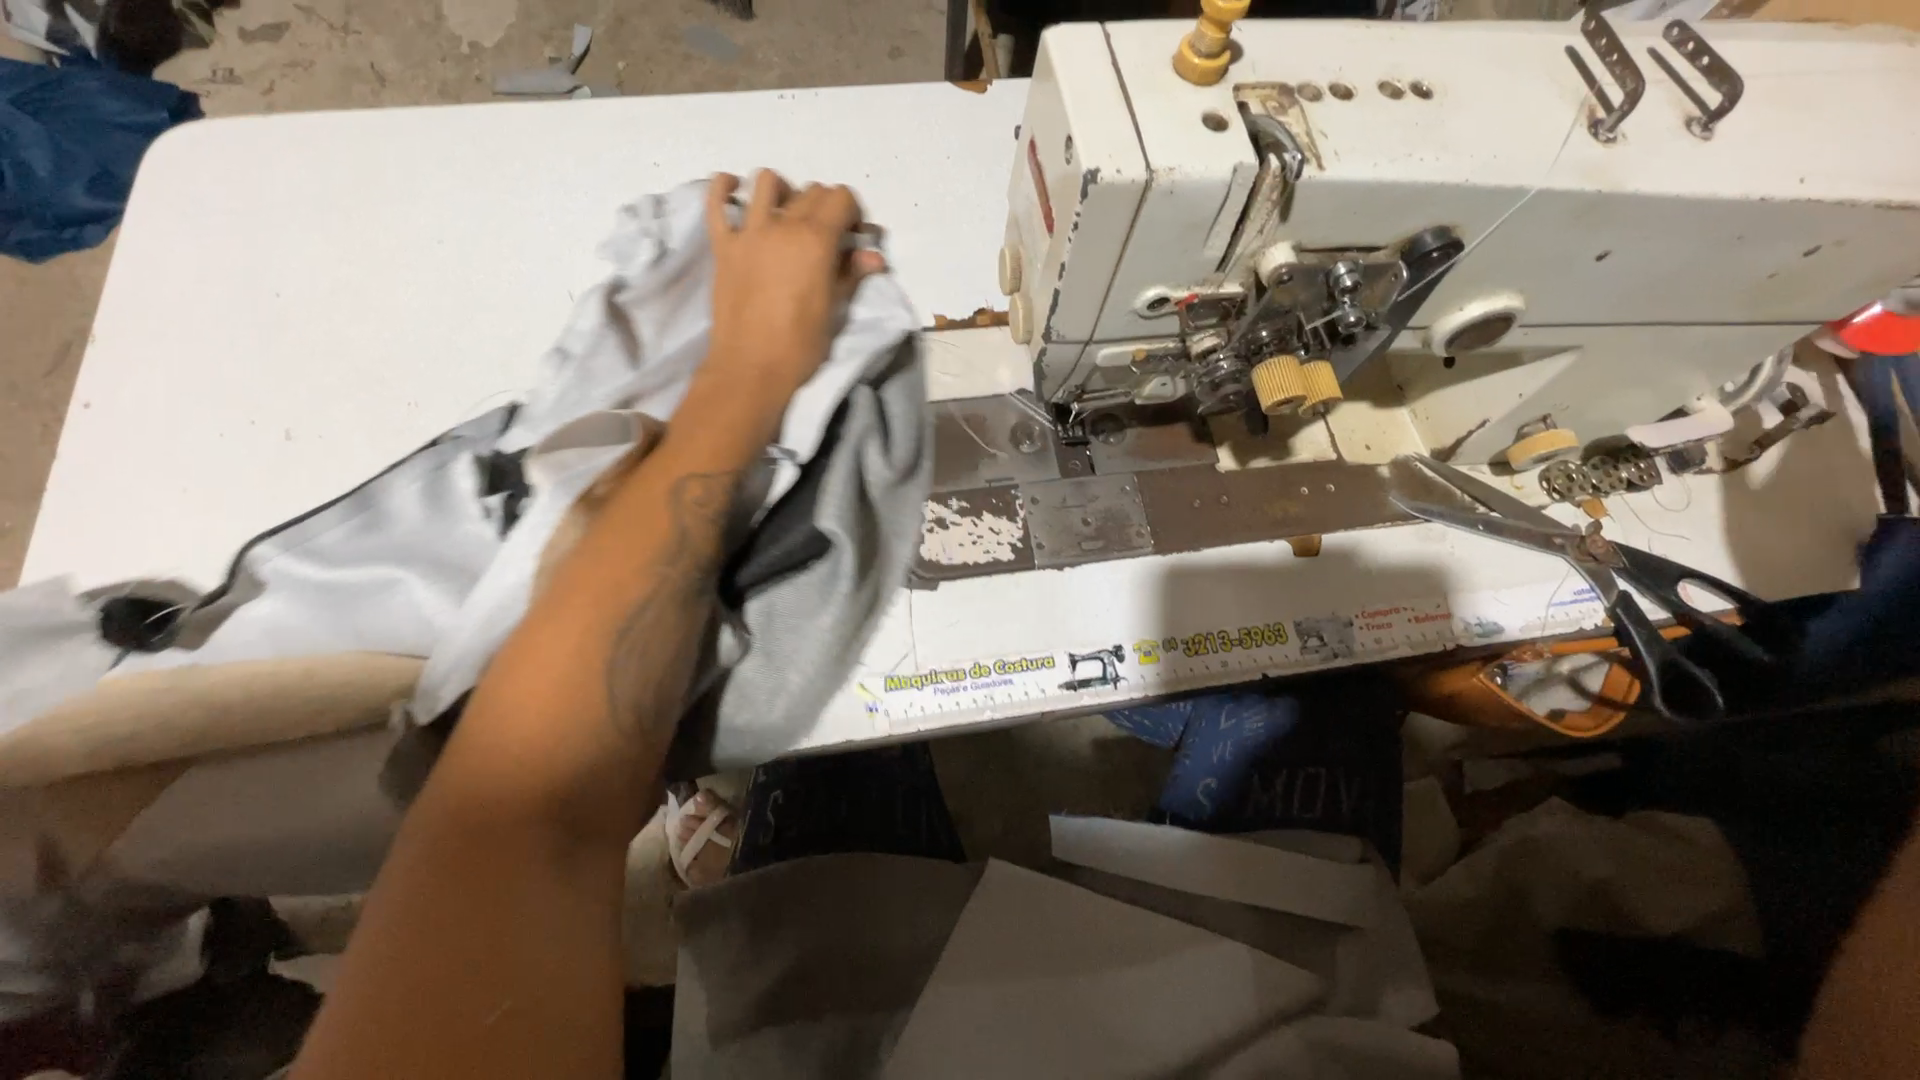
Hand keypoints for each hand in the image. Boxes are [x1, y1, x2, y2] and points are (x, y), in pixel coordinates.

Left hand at [703, 170, 887, 398]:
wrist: (750, 369)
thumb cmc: (800, 346)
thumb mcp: (834, 310)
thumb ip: (851, 274)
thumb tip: (873, 255)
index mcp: (815, 241)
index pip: (841, 198)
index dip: (852, 213)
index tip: (852, 236)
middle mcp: (782, 226)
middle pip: (810, 191)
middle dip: (825, 207)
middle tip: (826, 237)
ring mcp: (747, 232)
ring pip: (766, 182)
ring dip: (783, 191)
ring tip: (785, 215)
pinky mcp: (722, 245)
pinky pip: (715, 201)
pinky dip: (724, 187)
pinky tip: (734, 191)